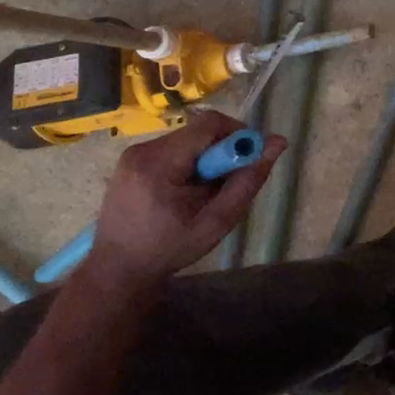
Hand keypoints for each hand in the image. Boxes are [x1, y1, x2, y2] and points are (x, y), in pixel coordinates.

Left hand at [89, 111, 285, 284]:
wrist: (117, 270)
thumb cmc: (169, 248)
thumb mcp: (218, 221)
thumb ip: (248, 180)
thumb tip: (278, 142)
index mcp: (158, 164)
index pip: (209, 124)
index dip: (238, 134)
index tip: (248, 160)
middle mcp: (142, 151)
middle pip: (200, 131)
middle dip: (223, 150)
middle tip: (228, 182)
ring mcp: (133, 154)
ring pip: (190, 138)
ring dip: (208, 157)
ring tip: (205, 191)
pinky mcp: (132, 160)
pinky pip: (176, 147)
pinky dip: (191, 161)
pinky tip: (187, 190)